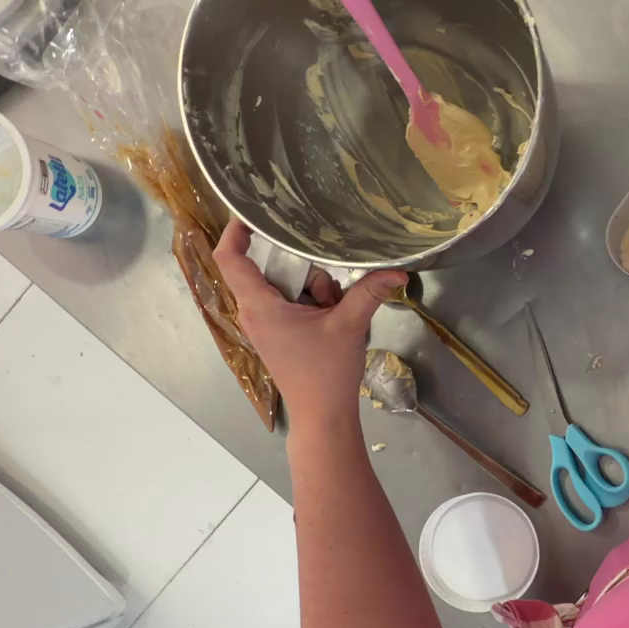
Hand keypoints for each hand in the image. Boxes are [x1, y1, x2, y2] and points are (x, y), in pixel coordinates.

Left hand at [213, 219, 409, 430]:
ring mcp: (266, 326)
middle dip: (304, 272)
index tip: (252, 213)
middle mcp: (255, 313)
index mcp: (260, 305)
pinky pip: (293, 306)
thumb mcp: (349, 326)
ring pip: (287, 289)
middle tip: (329, 287)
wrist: (323, 414)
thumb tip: (398, 270)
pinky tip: (333, 321)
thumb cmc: (326, 372)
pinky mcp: (280, 337)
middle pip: (270, 271)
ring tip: (335, 314)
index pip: (231, 258)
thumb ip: (370, 293)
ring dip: (315, 293)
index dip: (236, 231)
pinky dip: (314, 306)